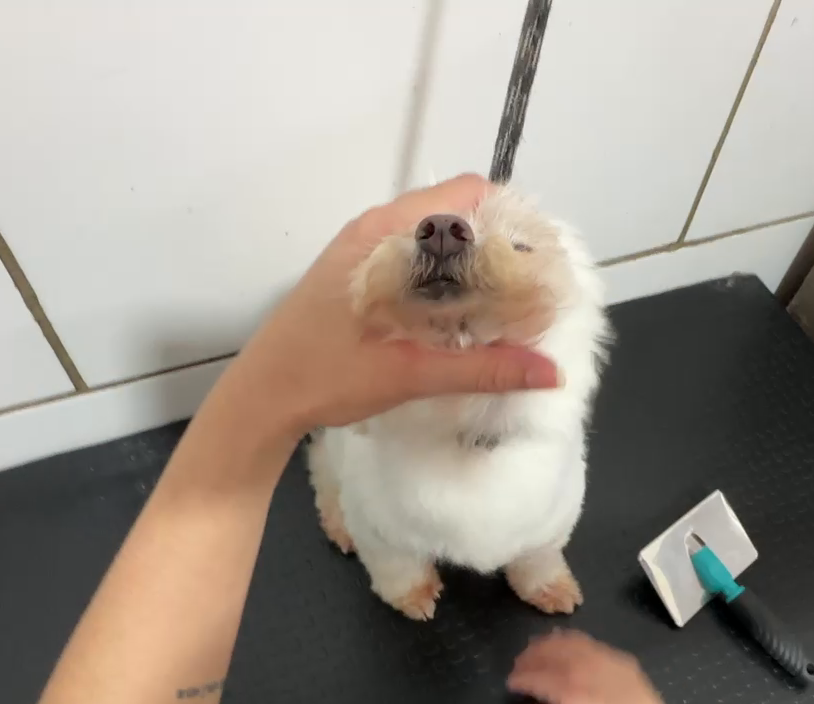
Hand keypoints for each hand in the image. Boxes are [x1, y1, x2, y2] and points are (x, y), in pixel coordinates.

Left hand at [230, 174, 560, 435]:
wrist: (262, 397)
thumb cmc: (325, 377)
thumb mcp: (410, 374)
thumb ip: (483, 370)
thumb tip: (550, 372)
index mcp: (386, 235)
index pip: (467, 195)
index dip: (512, 220)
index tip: (542, 263)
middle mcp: (377, 231)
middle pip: (458, 216)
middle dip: (502, 249)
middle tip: (533, 294)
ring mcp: (367, 253)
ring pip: (439, 242)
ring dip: (476, 269)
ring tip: (507, 311)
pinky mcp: (363, 278)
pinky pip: (420, 264)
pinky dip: (451, 283)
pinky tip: (465, 322)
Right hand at [507, 631, 729, 703]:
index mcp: (573, 694)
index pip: (538, 676)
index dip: (521, 678)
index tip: (511, 683)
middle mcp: (588, 670)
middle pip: (552, 651)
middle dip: (532, 656)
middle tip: (520, 665)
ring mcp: (607, 661)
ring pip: (571, 642)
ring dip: (550, 644)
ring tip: (539, 651)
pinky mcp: (622, 661)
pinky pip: (591, 644)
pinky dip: (572, 643)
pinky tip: (568, 650)